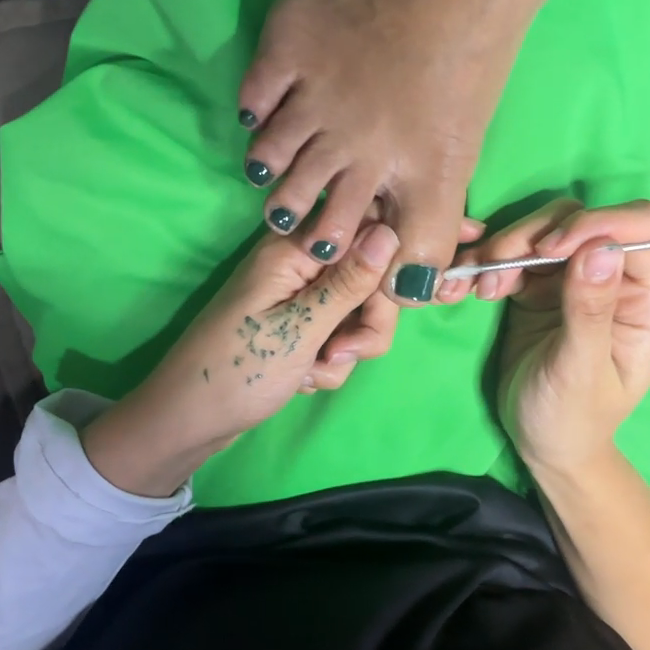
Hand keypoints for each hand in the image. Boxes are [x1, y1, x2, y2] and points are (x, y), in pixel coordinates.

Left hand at [84, 217, 482, 494]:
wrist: (188, 422)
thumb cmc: (238, 370)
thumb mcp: (299, 328)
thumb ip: (349, 282)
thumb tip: (392, 229)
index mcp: (297, 251)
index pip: (370, 228)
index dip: (412, 244)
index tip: (461, 251)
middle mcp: (301, 265)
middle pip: (372, 278)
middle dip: (369, 323)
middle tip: (343, 354)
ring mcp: (300, 298)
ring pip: (360, 313)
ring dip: (348, 350)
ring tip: (315, 371)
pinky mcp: (299, 326)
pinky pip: (338, 336)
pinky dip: (329, 362)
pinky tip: (304, 379)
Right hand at [232, 0, 649, 304]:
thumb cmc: (490, 23)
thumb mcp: (474, 121)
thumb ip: (434, 180)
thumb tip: (404, 215)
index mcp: (426, 175)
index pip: (392, 261)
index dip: (375, 271)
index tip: (361, 256)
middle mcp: (363, 153)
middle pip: (314, 224)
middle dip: (310, 231)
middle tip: (303, 222)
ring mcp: (317, 102)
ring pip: (272, 173)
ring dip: (276, 181)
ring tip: (274, 178)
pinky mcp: (285, 48)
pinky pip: (253, 108)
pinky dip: (259, 118)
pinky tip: (266, 116)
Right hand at [463, 200, 649, 474]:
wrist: (542, 444)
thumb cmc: (574, 418)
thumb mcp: (580, 371)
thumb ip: (590, 310)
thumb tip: (600, 248)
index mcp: (644, 300)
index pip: (643, 230)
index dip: (601, 222)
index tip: (552, 246)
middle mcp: (612, 279)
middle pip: (583, 219)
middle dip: (536, 234)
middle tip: (499, 267)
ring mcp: (572, 280)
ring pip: (544, 230)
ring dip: (507, 247)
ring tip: (481, 288)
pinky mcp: (537, 287)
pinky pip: (515, 254)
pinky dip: (489, 263)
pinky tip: (469, 289)